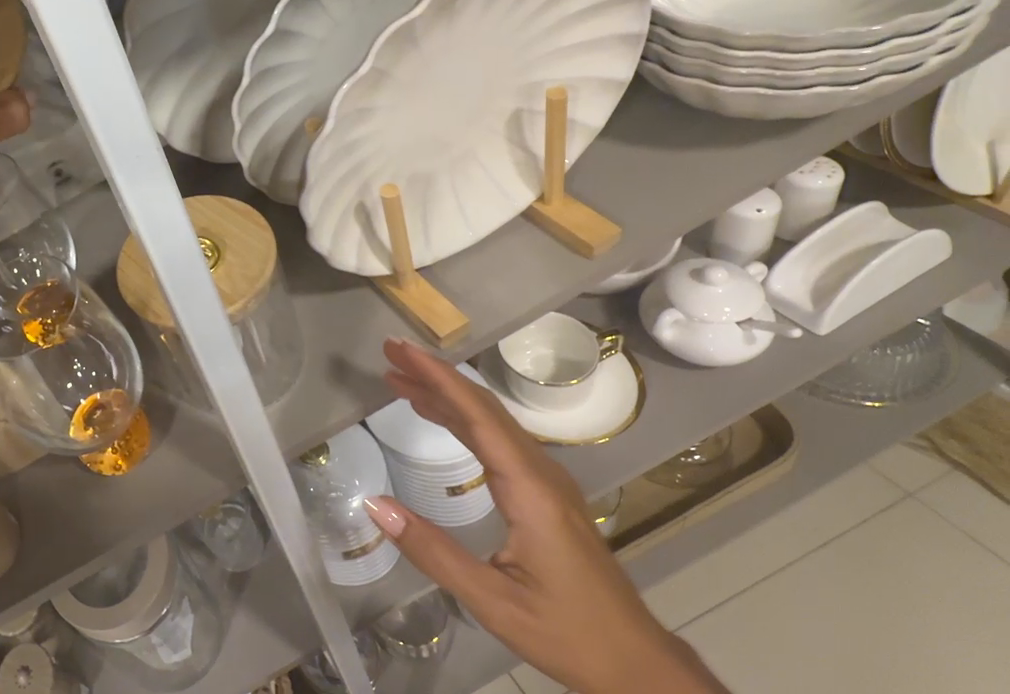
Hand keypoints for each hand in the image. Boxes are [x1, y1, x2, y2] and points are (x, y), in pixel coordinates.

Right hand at [362, 341, 728, 693]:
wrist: (637, 665)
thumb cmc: (568, 633)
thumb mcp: (492, 601)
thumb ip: (432, 551)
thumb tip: (375, 505)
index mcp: (531, 491)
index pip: (479, 417)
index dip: (438, 379)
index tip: (402, 350)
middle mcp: (542, 475)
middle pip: (485, 410)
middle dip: (436, 377)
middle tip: (391, 354)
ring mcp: (549, 484)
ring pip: (493, 424)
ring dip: (447, 397)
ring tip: (401, 380)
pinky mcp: (548, 497)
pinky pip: (500, 442)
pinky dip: (463, 421)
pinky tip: (441, 420)